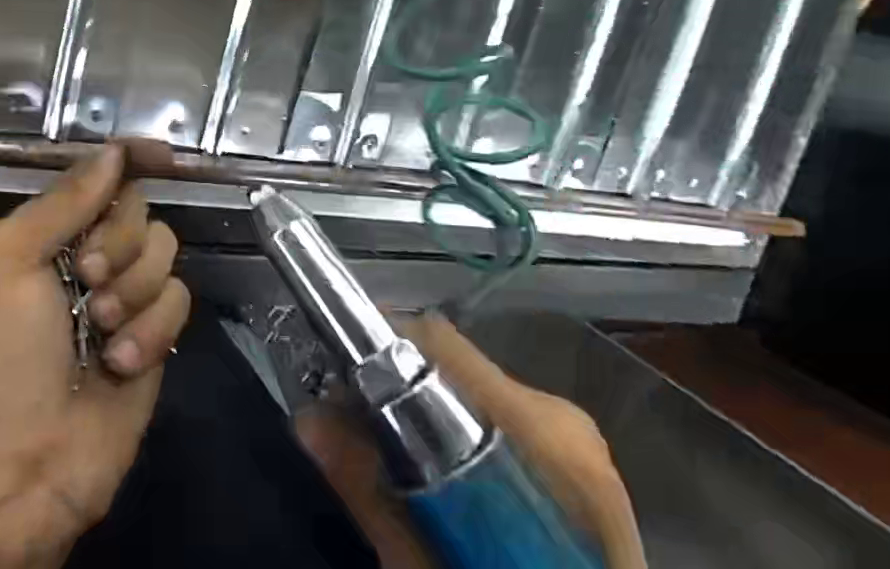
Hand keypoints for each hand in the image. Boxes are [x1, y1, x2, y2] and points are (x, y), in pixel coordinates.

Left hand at [0, 143, 191, 568]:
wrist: (36, 454)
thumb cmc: (11, 352)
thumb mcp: (12, 261)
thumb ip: (63, 203)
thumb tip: (113, 154)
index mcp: (52, 229)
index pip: (102, 176)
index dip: (132, 159)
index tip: (162, 156)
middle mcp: (94, 251)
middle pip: (139, 209)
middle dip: (118, 244)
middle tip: (86, 282)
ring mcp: (130, 290)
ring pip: (166, 251)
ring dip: (133, 292)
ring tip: (100, 330)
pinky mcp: (158, 330)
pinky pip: (180, 300)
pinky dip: (151, 330)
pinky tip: (120, 361)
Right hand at [296, 314, 646, 568]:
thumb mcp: (427, 561)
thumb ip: (370, 489)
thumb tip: (307, 421)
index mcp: (541, 430)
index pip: (438, 343)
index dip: (376, 348)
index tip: (333, 373)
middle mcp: (564, 421)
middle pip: (451, 369)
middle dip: (393, 387)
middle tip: (349, 424)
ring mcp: (582, 448)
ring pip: (470, 398)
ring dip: (421, 415)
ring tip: (388, 457)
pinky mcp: (583, 473)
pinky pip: (497, 428)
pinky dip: (455, 441)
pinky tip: (439, 483)